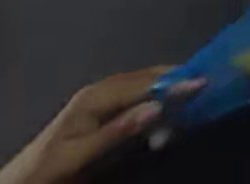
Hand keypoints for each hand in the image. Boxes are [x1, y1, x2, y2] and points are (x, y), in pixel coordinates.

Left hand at [0, 67, 201, 183]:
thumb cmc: (44, 173)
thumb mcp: (77, 158)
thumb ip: (118, 131)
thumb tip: (159, 107)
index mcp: (98, 95)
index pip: (147, 82)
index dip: (176, 82)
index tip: (204, 83)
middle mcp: (104, 88)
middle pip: (150, 77)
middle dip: (176, 82)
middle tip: (204, 91)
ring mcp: (104, 96)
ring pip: (148, 84)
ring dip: (169, 92)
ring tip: (189, 102)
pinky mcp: (105, 108)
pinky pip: (140, 95)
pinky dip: (157, 100)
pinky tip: (164, 114)